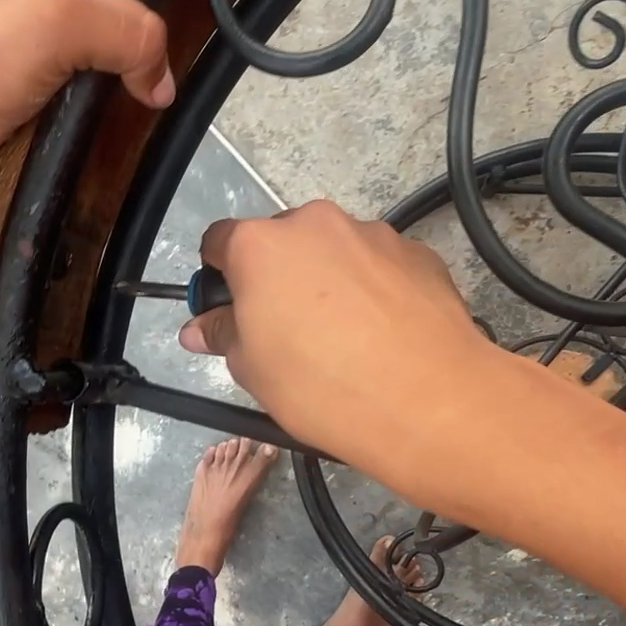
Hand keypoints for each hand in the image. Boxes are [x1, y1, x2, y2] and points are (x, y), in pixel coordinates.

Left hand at [0, 0, 173, 178]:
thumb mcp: (56, 25)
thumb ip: (126, 34)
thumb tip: (162, 83)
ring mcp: (56, 16)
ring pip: (123, 1)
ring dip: (155, 18)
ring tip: (199, 32)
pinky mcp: (55, 65)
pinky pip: (110, 52)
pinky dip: (134, 63)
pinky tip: (154, 81)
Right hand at [178, 201, 489, 461]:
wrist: (424, 401)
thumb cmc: (318, 385)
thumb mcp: (251, 370)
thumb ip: (223, 335)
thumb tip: (201, 327)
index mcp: (261, 246)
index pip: (218, 241)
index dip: (218, 276)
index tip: (229, 309)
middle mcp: (315, 224)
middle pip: (280, 242)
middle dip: (277, 278)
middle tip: (286, 331)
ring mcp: (372, 233)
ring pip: (334, 251)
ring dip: (327, 280)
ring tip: (344, 337)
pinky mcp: (418, 253)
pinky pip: (379, 266)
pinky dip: (373, 289)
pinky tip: (382, 334)